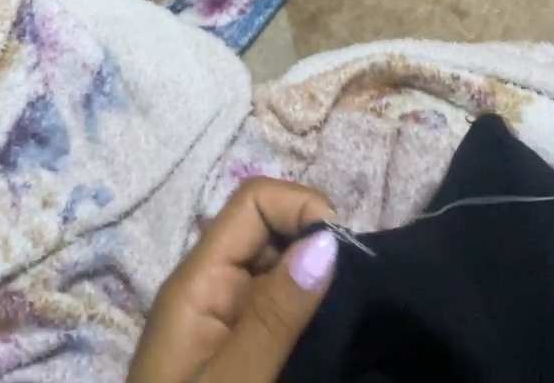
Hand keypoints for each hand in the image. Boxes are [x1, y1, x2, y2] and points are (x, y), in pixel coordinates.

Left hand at [128, 178, 339, 382]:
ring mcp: (229, 321)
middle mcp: (214, 289)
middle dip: (319, 247)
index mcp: (199, 282)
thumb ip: (275, 316)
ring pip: (285, 269)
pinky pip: (285, 309)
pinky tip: (336, 338)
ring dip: (322, 283)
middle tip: (355, 296)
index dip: (302, 209)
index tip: (342, 257)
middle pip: (273, 229)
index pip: (254, 203)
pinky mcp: (245, 351)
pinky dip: (314, 314)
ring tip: (351, 319)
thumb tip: (328, 238)